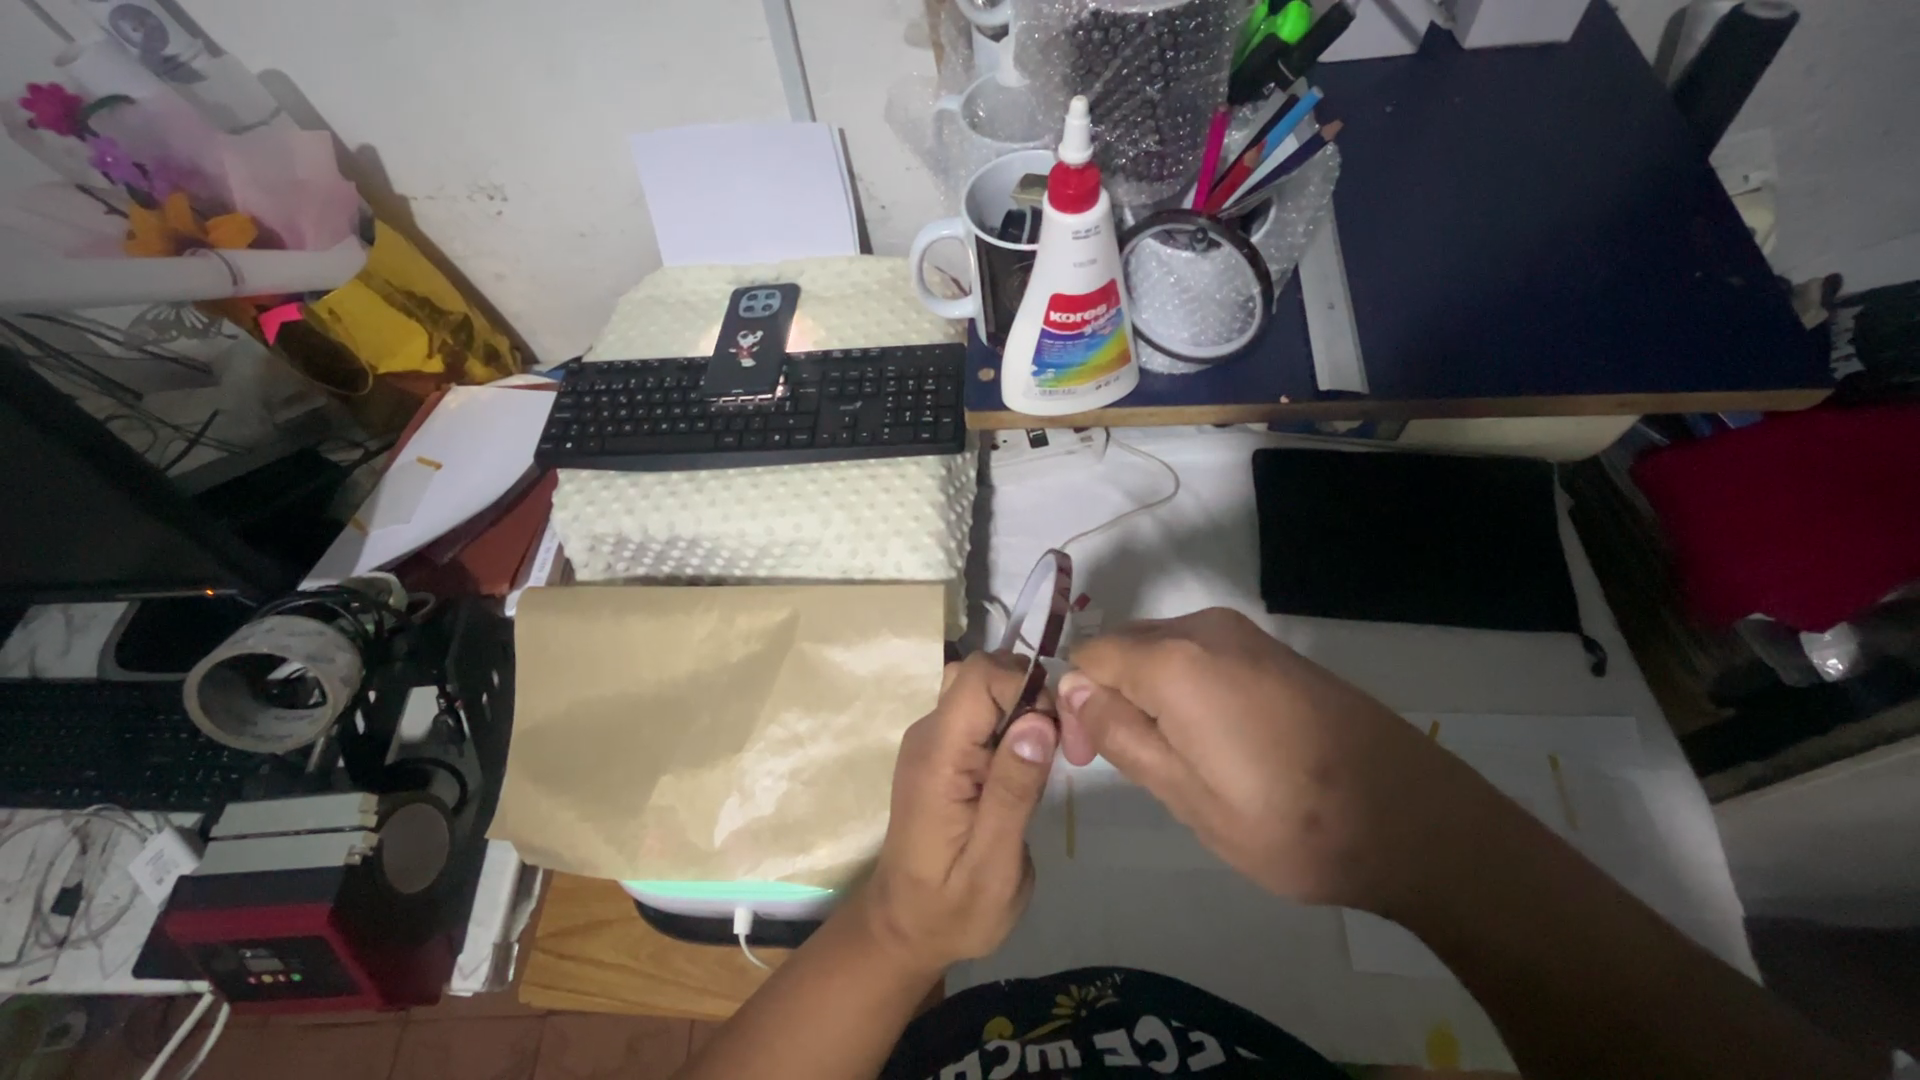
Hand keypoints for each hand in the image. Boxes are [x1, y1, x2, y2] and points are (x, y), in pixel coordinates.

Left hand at [855, 652, 1057, 973]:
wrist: (906, 927)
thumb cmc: (953, 908)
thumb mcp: (993, 865)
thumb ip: (1013, 792)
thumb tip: (1038, 721)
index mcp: (937, 756)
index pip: (980, 676)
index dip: (1027, 687)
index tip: (1059, 733)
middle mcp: (929, 735)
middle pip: (981, 673)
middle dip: (1029, 694)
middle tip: (1058, 749)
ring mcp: (932, 740)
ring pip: (981, 688)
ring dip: (1021, 709)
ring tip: (1042, 762)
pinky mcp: (941, 751)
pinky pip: (978, 713)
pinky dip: (1009, 725)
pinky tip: (1023, 770)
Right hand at [1057, 608, 1490, 915]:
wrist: (1414, 820)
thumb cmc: (1290, 823)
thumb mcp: (1187, 796)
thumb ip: (1120, 734)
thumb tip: (1068, 689)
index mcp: (1176, 660)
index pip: (1088, 657)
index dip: (1075, 704)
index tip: (1092, 757)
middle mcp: (1206, 629)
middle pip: (1124, 648)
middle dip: (1109, 697)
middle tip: (1133, 766)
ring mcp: (1247, 635)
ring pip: (1162, 652)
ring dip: (1150, 696)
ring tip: (1180, 762)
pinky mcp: (1275, 651)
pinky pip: (1201, 657)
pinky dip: (1187, 690)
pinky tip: (1219, 743)